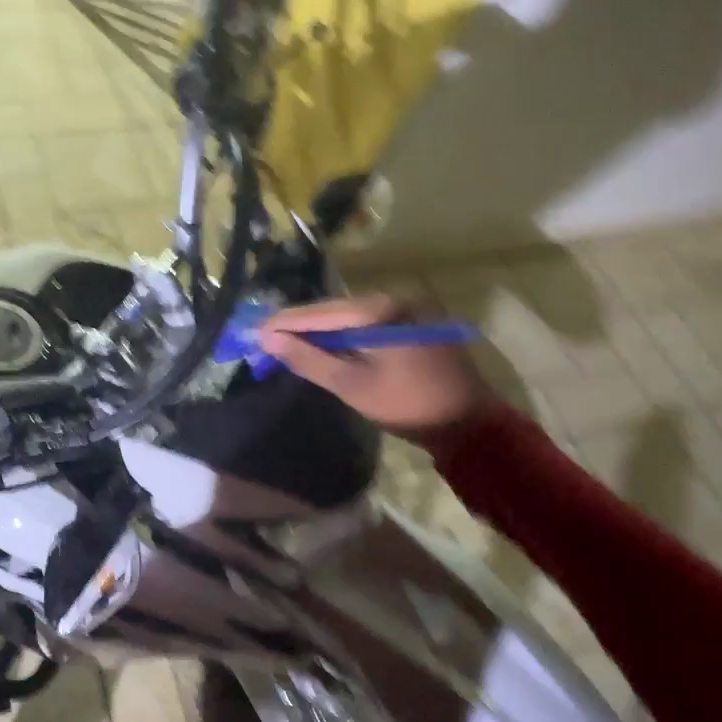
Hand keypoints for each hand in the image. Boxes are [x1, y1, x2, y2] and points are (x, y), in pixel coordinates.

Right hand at [255, 294, 488, 441]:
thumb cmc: (409, 405)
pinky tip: (321, 346)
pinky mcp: (410, 322)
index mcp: (381, 309)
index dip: (283, 323)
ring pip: (348, 317)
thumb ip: (308, 359)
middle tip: (263, 341)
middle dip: (298, 326)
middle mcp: (393, 298)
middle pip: (333, 310)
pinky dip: (341, 335)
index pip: (319, 312)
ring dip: (318, 331)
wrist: (470, 423)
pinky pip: (365, 323)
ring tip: (284, 344)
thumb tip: (268, 339)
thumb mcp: (352, 386)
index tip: (251, 333)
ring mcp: (405, 308)